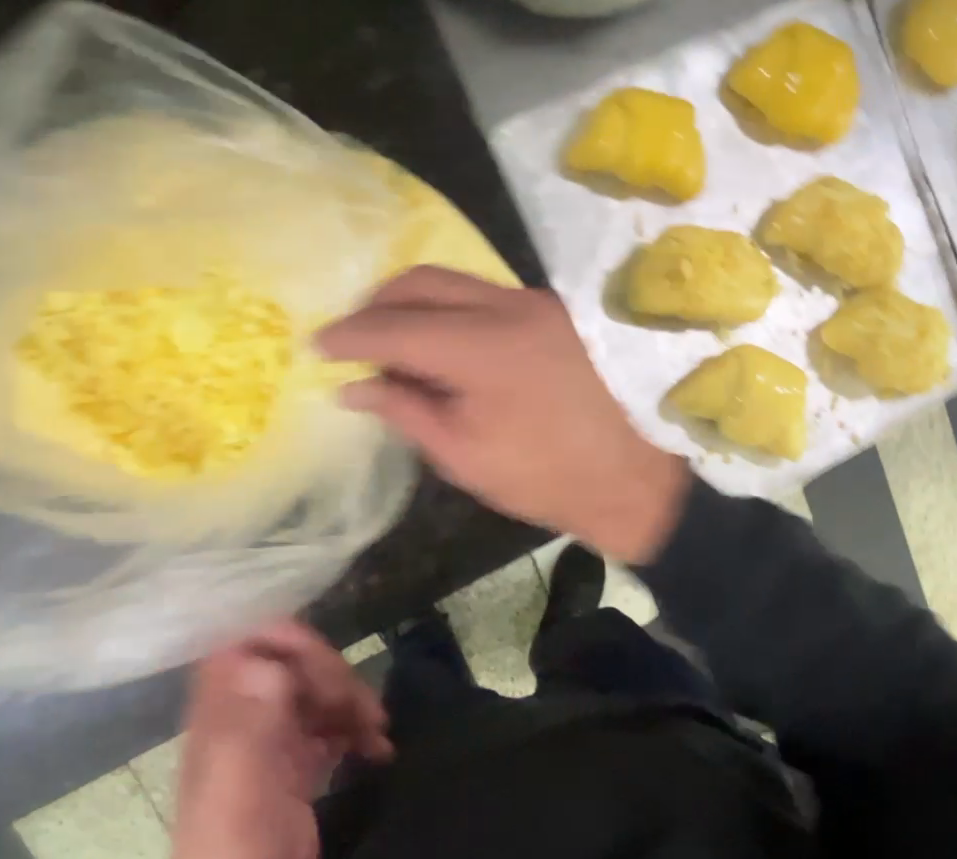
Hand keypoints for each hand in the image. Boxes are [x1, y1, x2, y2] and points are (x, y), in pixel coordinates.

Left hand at [126, 621, 391, 858]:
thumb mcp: (239, 792)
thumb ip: (250, 724)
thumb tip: (266, 661)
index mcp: (223, 715)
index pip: (251, 645)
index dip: (291, 643)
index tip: (333, 671)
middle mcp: (245, 719)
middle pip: (292, 666)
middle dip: (333, 677)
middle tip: (367, 712)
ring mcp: (270, 744)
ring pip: (314, 696)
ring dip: (350, 704)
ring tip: (381, 733)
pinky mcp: (295, 770)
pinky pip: (329, 730)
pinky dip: (355, 732)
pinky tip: (378, 751)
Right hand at [316, 266, 689, 564]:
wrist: (639, 479)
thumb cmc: (549, 480)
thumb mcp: (466, 456)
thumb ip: (407, 410)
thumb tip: (354, 384)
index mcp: (484, 346)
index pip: (395, 324)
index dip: (350, 335)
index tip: (318, 347)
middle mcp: (511, 306)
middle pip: (423, 281)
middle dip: (378, 305)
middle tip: (353, 340)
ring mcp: (539, 303)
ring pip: (457, 282)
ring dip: (415, 304)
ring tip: (393, 346)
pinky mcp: (556, 313)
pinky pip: (487, 296)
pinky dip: (452, 312)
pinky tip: (442, 347)